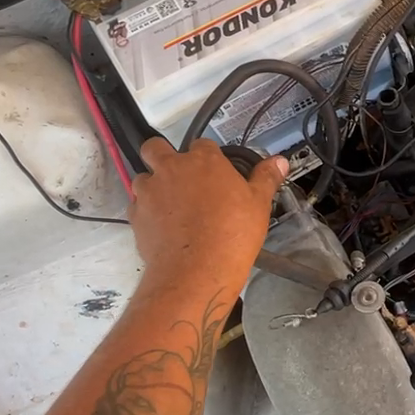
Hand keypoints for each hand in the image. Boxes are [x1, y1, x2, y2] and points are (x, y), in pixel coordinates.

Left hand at [130, 138, 287, 288]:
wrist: (197, 269)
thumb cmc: (233, 233)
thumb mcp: (259, 204)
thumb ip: (266, 178)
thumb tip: (279, 161)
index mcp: (204, 161)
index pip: (202, 144)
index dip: (208, 156)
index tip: (216, 171)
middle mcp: (171, 169)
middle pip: (155, 147)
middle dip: (163, 155)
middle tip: (181, 176)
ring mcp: (149, 192)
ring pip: (142, 177)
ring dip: (154, 185)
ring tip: (172, 204)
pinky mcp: (135, 216)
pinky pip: (137, 205)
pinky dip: (147, 211)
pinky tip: (164, 226)